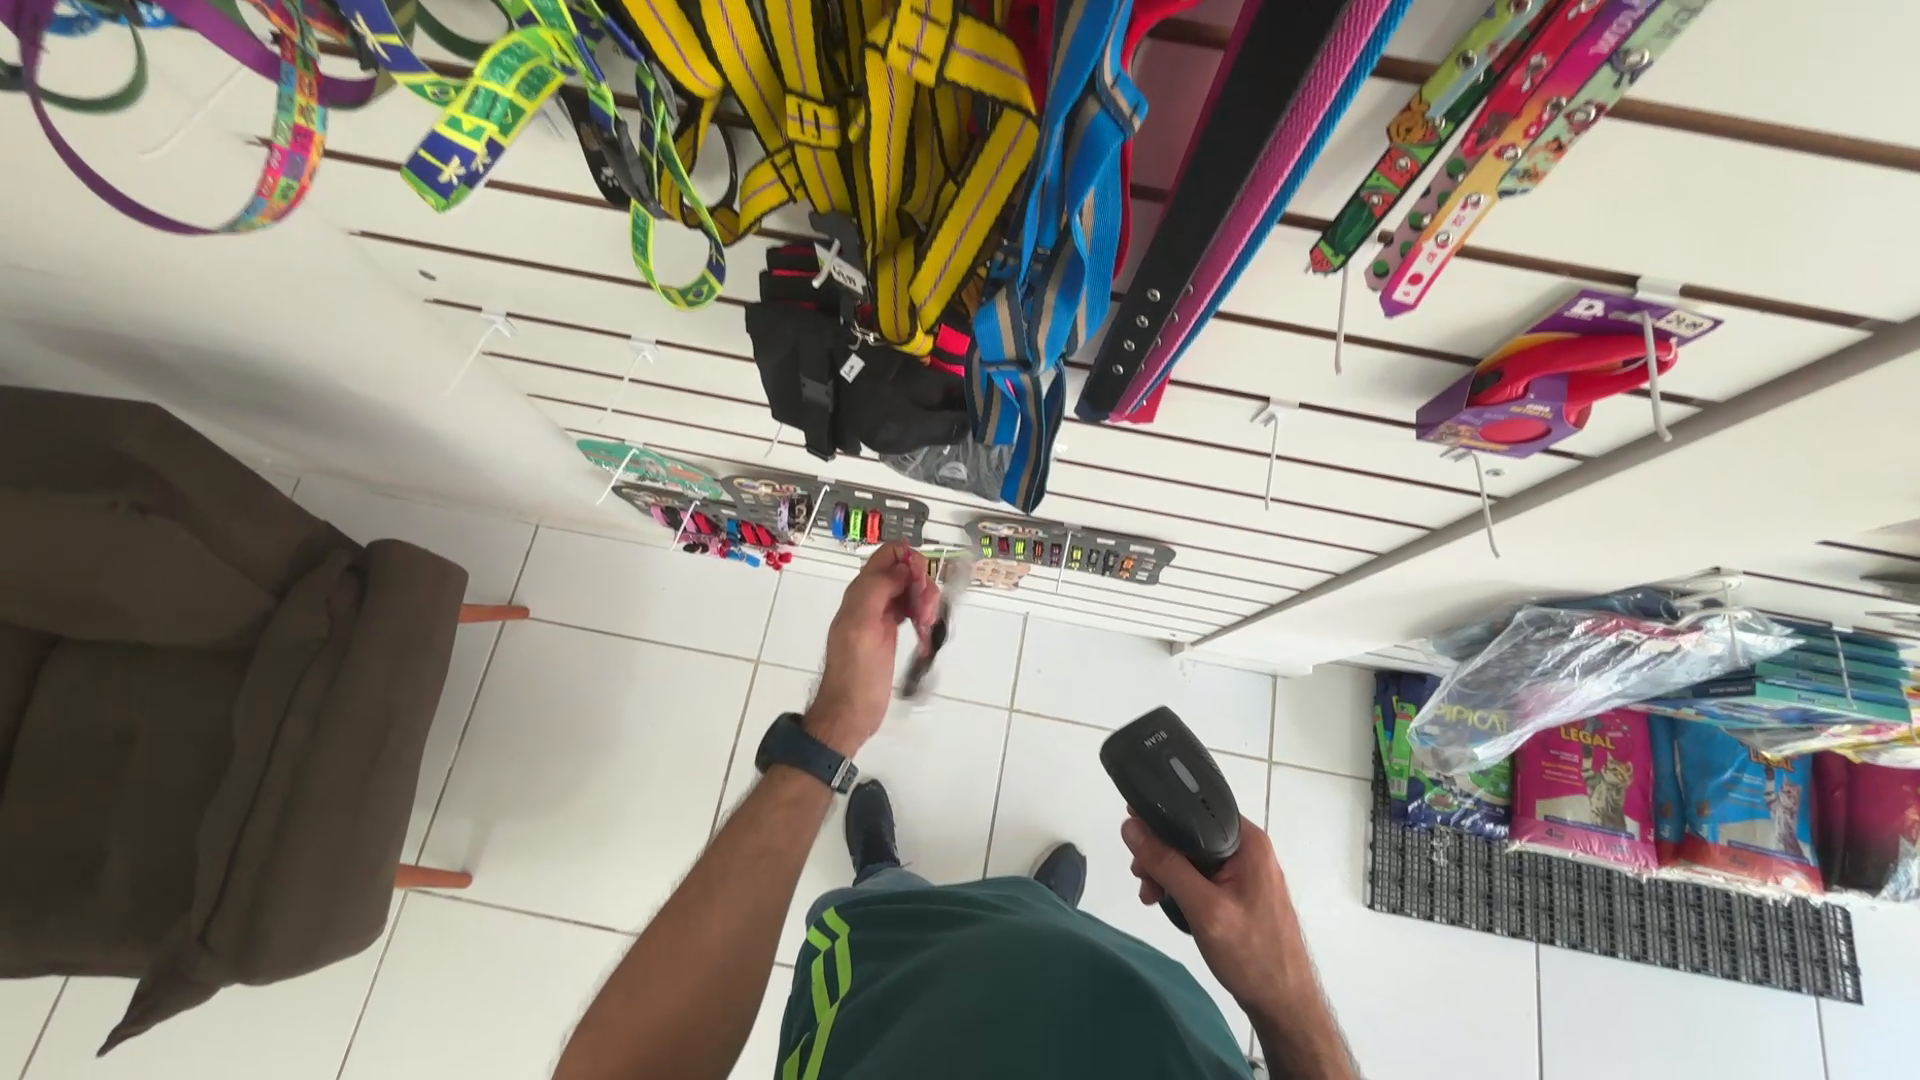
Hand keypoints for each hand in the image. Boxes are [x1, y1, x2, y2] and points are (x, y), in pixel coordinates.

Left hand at [806, 543, 937, 756]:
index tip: (920, 585)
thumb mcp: (860, 627)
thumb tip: (903, 567)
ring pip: (912, 590)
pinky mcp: (891, 631)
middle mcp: (872, 598)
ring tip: (926, 626)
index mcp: (861, 591)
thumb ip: (876, 590)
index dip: (910, 561)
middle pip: (906, 570)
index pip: (889, 554)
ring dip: (926, 602)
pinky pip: (912, 609)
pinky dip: (923, 615)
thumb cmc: (855, 672)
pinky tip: (925, 631)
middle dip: (922, 585)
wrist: (850, 711)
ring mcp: (882, 614)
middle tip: (925, 613)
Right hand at [1121, 813, 1311, 1015]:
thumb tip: (1131, 827)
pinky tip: (1165, 901)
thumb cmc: (1251, 955)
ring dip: (1166, 871)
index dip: (1161, 817)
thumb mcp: (1203, 907)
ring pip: (1192, 856)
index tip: (1134, 834)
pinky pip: (1201, 875)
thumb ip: (1167, 865)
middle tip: (1140, 875)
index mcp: (1248, 841)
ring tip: (1150, 895)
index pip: (1196, 809)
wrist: (1283, 1006)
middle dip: (1160, 852)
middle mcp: (1247, 848)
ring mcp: (1244, 871)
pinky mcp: (1238, 890)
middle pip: (1190, 833)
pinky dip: (1180, 885)